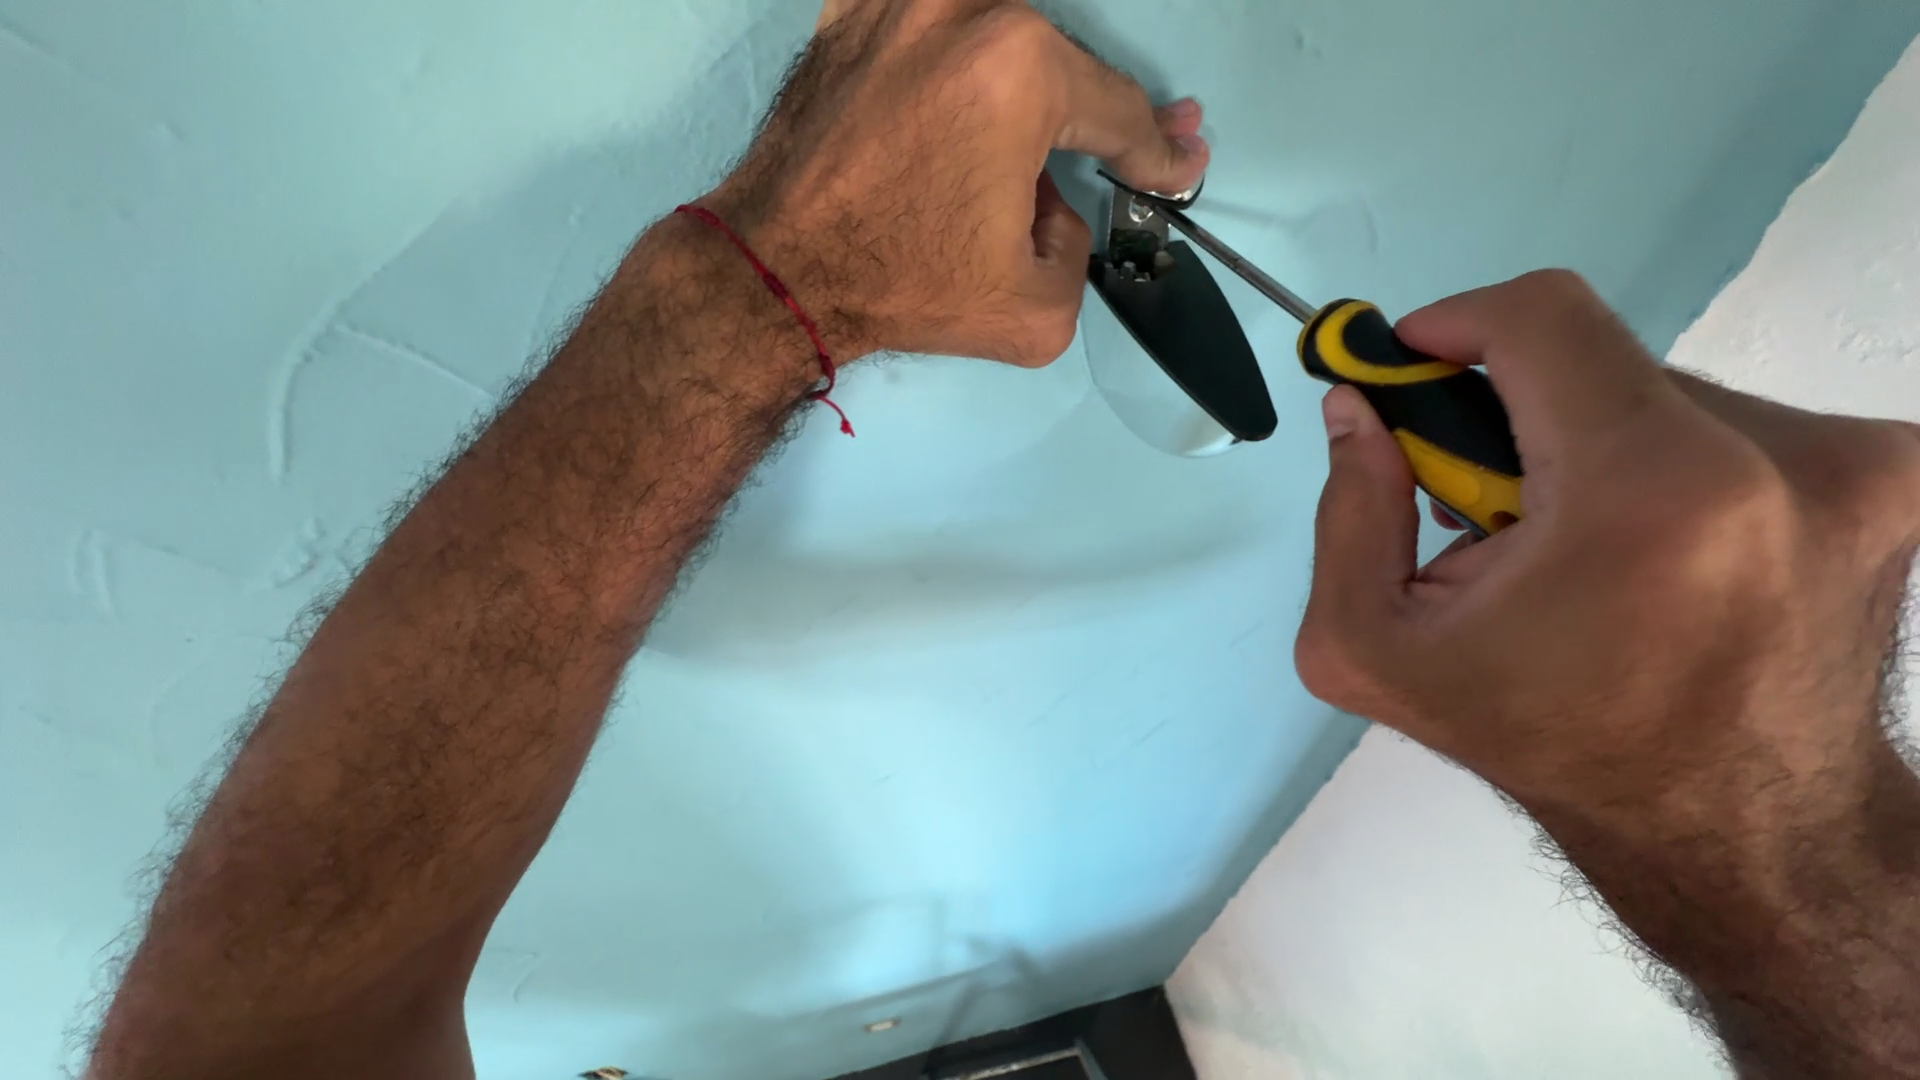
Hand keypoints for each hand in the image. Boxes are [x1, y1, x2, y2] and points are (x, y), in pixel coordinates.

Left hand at [699, 0, 1208, 366]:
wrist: (780, 272)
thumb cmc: (902, 290)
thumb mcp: (1036, 315)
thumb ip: (1080, 258)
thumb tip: (1057, 213)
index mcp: (1020, 72)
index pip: (1117, 111)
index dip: (1157, 149)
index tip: (1179, 164)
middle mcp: (963, 8)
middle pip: (1060, 66)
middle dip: (1087, 123)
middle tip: (1117, 154)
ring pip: (998, 40)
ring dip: (1025, 91)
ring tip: (1018, 157)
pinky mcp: (849, 13)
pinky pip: (930, 28)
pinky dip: (956, 60)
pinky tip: (961, 101)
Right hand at [1296, 268, 1919, 863]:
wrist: (1735, 831)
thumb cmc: (1537, 738)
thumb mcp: (1367, 649)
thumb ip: (1342, 518)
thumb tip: (1356, 411)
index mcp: (1649, 495)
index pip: (1544, 319)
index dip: (1455, 321)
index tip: (1406, 360)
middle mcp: (1784, 456)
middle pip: (1590, 362)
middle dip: (1503, 413)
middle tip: (1467, 499)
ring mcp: (1865, 462)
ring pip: (1651, 394)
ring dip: (1573, 444)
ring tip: (1553, 544)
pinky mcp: (1895, 476)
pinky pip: (1719, 424)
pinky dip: (1643, 464)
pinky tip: (1629, 549)